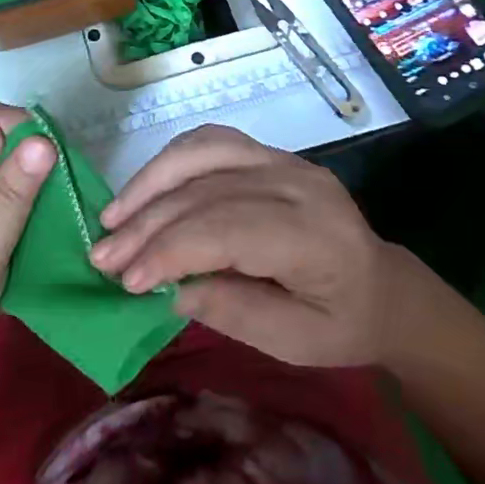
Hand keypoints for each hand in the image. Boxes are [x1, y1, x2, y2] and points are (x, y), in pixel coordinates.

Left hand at [0, 103, 56, 390]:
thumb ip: (11, 194)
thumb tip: (45, 139)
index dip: (28, 131)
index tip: (63, 164)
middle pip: (1, 143)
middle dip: (38, 159)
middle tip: (72, 194)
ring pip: (8, 173)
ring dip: (39, 187)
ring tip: (69, 213)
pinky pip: (7, 201)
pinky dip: (32, 209)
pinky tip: (52, 230)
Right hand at [87, 125, 416, 367]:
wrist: (382, 286)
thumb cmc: (340, 322)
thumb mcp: (294, 341)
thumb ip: (232, 312)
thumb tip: (169, 288)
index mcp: (314, 235)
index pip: (228, 229)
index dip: (171, 250)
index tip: (127, 281)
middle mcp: (297, 184)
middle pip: (205, 193)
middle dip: (146, 225)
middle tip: (102, 256)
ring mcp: (281, 160)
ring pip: (201, 153)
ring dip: (149, 183)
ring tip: (111, 217)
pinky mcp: (267, 153)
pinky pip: (209, 141)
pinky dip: (170, 161)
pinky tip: (144, 187)